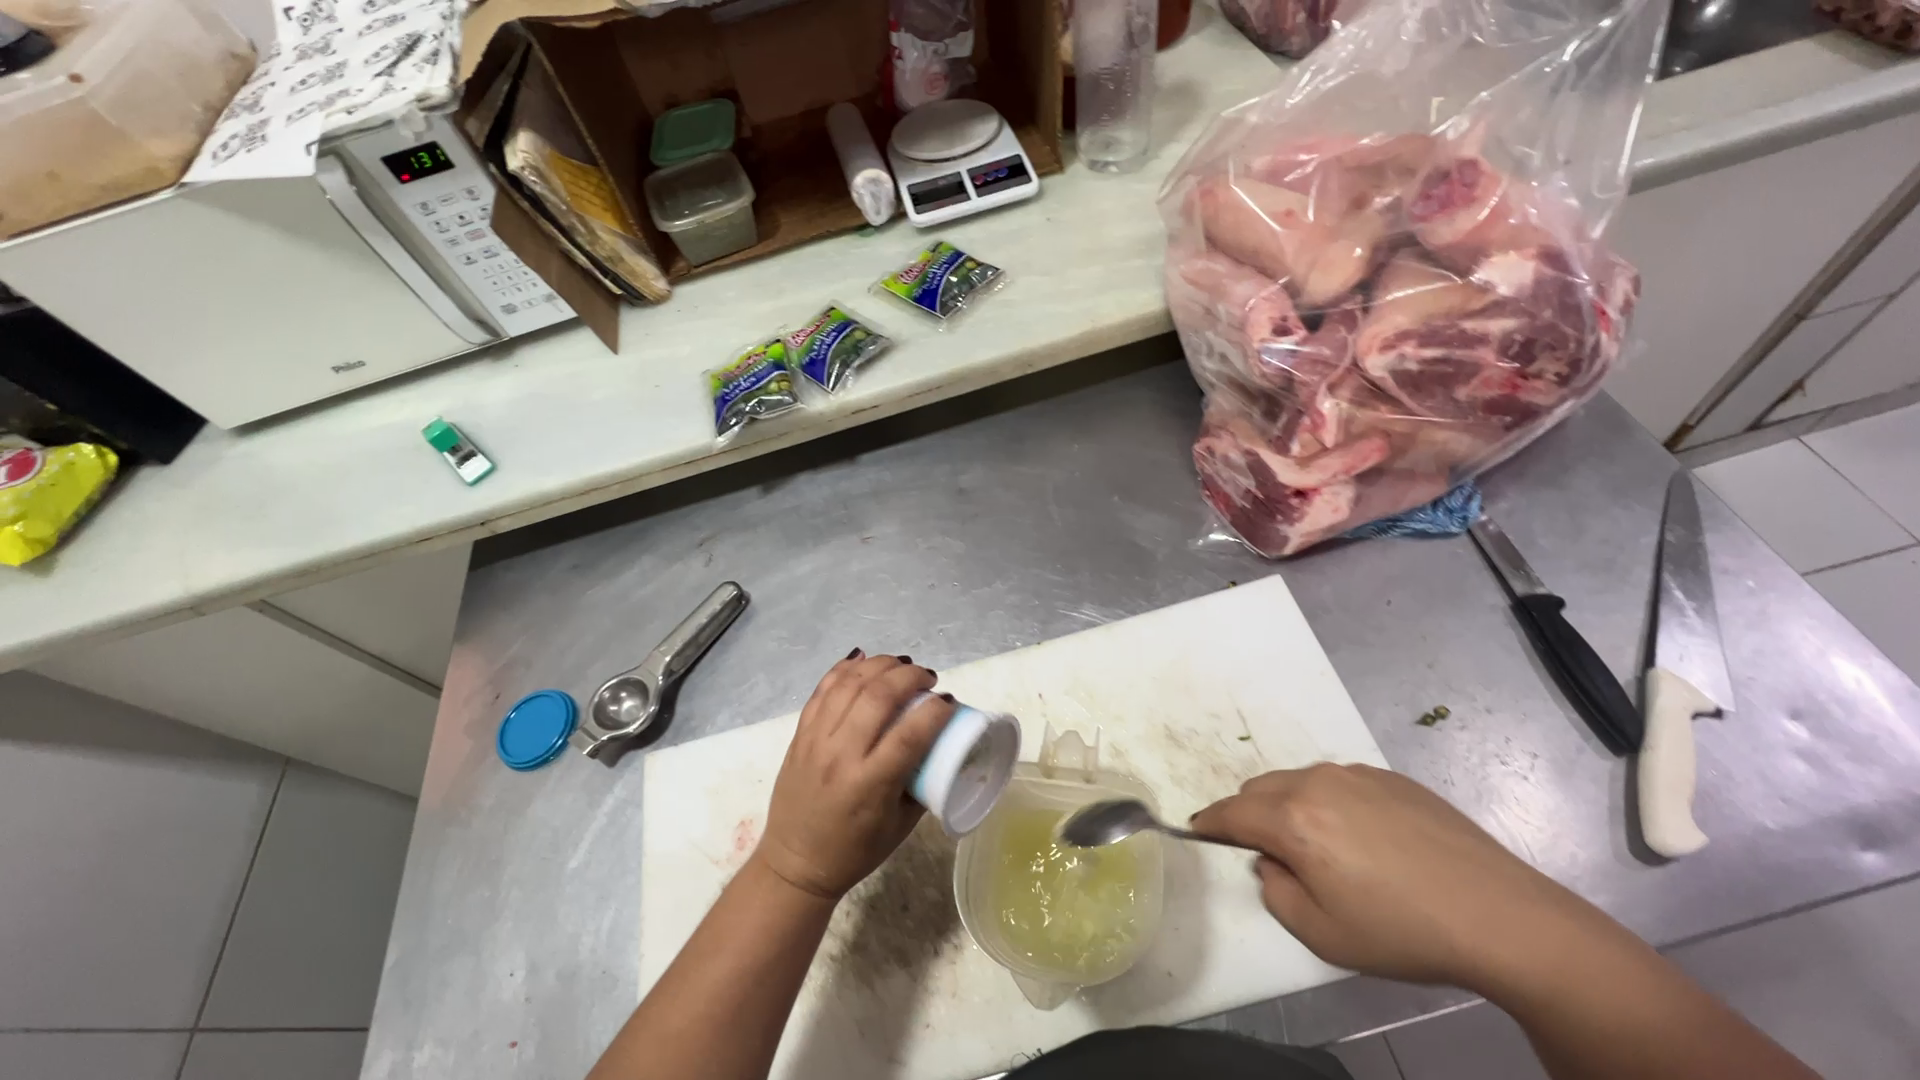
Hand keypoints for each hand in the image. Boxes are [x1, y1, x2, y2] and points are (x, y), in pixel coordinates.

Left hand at [753, 652, 953, 900]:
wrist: (796, 862)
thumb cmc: (855, 851)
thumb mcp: (901, 826)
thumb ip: (922, 783)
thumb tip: (942, 747)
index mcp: (870, 785)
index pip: (909, 734)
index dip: (935, 711)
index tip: (949, 701)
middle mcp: (841, 755)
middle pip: (878, 696)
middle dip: (910, 677)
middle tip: (928, 678)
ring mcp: (816, 741)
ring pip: (849, 684)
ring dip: (880, 666)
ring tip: (901, 665)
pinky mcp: (800, 734)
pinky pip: (822, 690)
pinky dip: (844, 669)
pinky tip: (863, 660)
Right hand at [1190, 764, 1609, 992]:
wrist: (1500, 915)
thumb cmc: (1402, 931)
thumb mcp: (1321, 933)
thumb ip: (1275, 891)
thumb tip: (1272, 862)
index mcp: (1293, 819)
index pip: (1230, 812)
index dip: (1208, 824)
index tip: (1197, 833)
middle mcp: (1318, 782)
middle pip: (1260, 789)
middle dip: (1248, 815)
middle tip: (1268, 855)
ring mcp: (1358, 774)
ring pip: (1298, 781)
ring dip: (1288, 805)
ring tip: (1319, 849)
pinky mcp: (1392, 778)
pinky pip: (1339, 782)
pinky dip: (1328, 801)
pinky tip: (1363, 840)